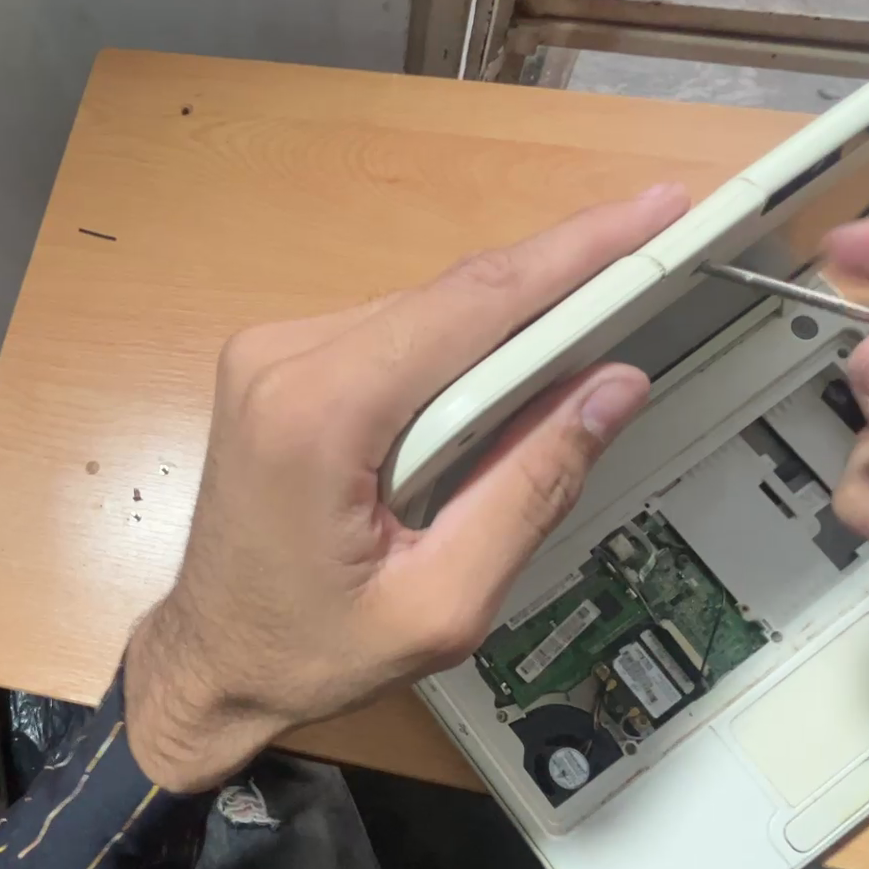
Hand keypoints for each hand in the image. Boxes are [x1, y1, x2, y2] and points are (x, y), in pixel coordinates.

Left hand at [123, 187, 690, 791]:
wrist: (214, 656)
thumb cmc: (311, 649)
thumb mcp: (441, 602)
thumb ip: (529, 490)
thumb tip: (608, 389)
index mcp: (316, 414)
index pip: (469, 305)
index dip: (573, 254)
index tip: (653, 212)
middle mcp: (278, 360)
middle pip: (446, 300)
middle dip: (548, 288)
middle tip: (644, 271)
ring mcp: (264, 357)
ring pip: (418, 312)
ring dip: (497, 328)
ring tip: (572, 350)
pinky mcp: (270, 368)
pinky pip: (384, 336)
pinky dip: (446, 351)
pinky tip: (487, 387)